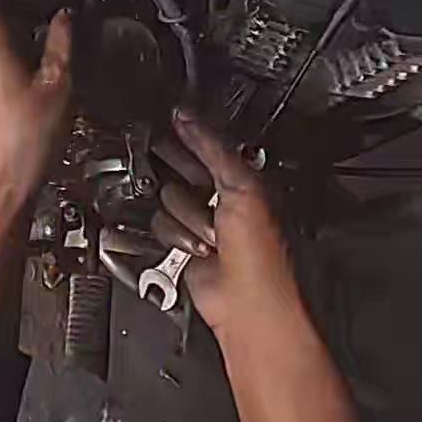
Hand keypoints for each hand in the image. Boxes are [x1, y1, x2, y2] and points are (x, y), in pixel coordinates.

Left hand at [0, 0, 73, 214]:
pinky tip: (40, 64)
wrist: (1, 184)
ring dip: (20, 26)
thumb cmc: (25, 141)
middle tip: (54, 12)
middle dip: (23, 2)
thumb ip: (61, 41)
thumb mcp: (58, 83)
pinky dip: (14, 47)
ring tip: (51, 36)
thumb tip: (64, 17)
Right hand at [162, 108, 305, 340]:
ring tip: (208, 235)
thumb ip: (211, 148)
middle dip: (185, 182)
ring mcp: (199, 221)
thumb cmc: (261, 253)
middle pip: (180, 170)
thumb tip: (187, 119)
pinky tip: (197, 247)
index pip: (205, 145)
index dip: (188, 136)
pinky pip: (161, 224)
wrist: (248, 303)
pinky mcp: (181, 243)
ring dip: (186, 217)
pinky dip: (176, 235)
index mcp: (241, 178)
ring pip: (168, 199)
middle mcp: (220, 197)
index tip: (172, 126)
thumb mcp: (240, 186)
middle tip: (191, 188)